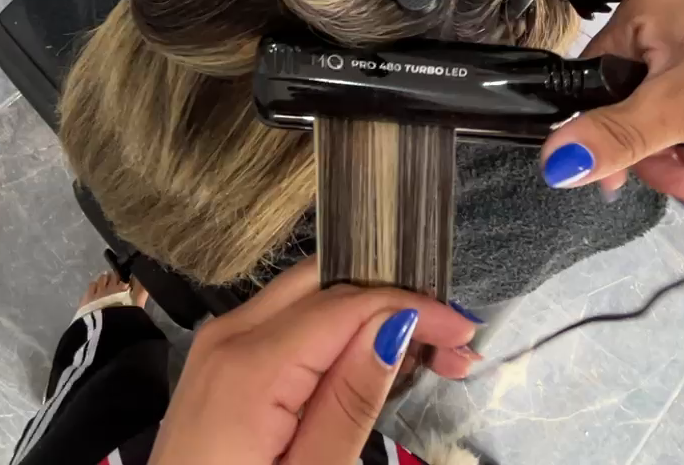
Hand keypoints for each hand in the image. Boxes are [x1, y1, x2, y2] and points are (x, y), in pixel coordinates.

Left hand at [152, 258, 477, 464]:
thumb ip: (348, 401)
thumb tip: (393, 327)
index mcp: (248, 364)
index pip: (344, 304)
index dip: (410, 306)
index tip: (462, 330)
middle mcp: (230, 332)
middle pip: (325, 283)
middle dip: (392, 299)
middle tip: (452, 342)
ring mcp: (221, 339)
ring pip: (308, 293)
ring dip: (368, 310)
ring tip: (425, 350)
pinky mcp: (222, 354)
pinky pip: (287, 317)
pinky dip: (334, 325)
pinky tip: (369, 351)